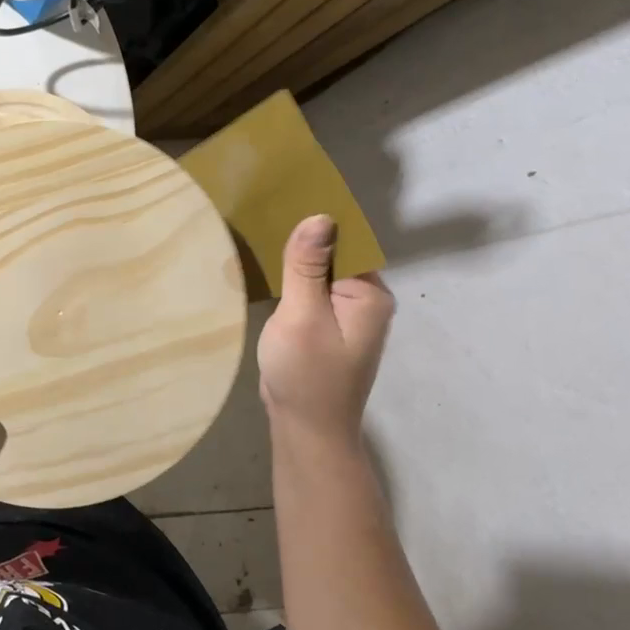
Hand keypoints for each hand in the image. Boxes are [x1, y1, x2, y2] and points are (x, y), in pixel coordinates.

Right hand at [258, 214, 395, 447]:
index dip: (317, 223)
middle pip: (334, 256)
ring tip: (259, 235)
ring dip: (294, 261)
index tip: (283, 200)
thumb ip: (308, 266)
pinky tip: (267, 271)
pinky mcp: (326, 328)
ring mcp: (347, 316)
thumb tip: (320, 217)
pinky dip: (292, 281)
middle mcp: (366, 302)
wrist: (305, 429)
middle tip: (262, 213)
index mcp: (370, 295)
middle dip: (302, 240)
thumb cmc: (306, 373)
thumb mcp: (302, 315)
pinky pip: (312, 292)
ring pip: (320, 274)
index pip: (346, 244)